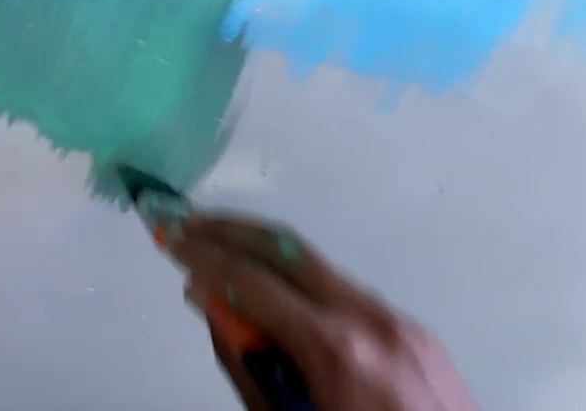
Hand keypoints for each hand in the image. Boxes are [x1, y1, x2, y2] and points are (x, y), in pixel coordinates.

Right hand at [170, 214, 476, 410]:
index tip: (168, 238)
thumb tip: (208, 300)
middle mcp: (370, 318)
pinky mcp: (417, 331)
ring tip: (222, 249)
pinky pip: (347, 294)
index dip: (202, 255)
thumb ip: (246, 364)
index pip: (252, 280)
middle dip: (230, 228)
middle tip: (187, 222)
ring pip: (318, 267)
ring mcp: (399, 320)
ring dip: (265, 252)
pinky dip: (304, 285)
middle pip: (285, 246)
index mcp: (337, 350)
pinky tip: (279, 295)